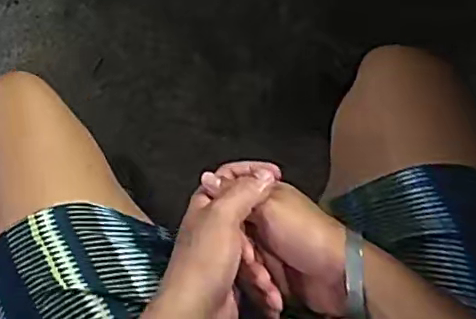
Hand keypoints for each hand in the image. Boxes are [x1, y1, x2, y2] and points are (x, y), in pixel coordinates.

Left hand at [146, 163, 279, 318]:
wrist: (198, 307)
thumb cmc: (207, 258)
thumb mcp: (224, 218)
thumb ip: (242, 194)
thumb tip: (261, 173)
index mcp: (206, 201)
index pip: (230, 176)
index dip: (252, 171)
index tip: (277, 174)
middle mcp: (212, 221)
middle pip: (247, 216)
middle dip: (265, 234)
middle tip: (276, 247)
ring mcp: (221, 250)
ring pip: (255, 249)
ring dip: (266, 268)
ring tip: (266, 284)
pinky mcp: (230, 275)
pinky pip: (254, 274)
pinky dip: (264, 286)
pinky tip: (269, 298)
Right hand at [203, 167, 349, 317]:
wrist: (340, 277)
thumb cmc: (302, 233)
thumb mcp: (268, 207)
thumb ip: (237, 193)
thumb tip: (206, 177)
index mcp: (262, 194)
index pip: (229, 189)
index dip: (221, 202)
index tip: (217, 216)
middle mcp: (261, 217)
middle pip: (232, 226)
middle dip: (237, 247)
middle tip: (249, 260)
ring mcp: (268, 245)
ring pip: (241, 253)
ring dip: (251, 271)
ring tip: (266, 284)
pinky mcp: (274, 270)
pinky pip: (254, 274)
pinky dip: (261, 286)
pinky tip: (270, 295)